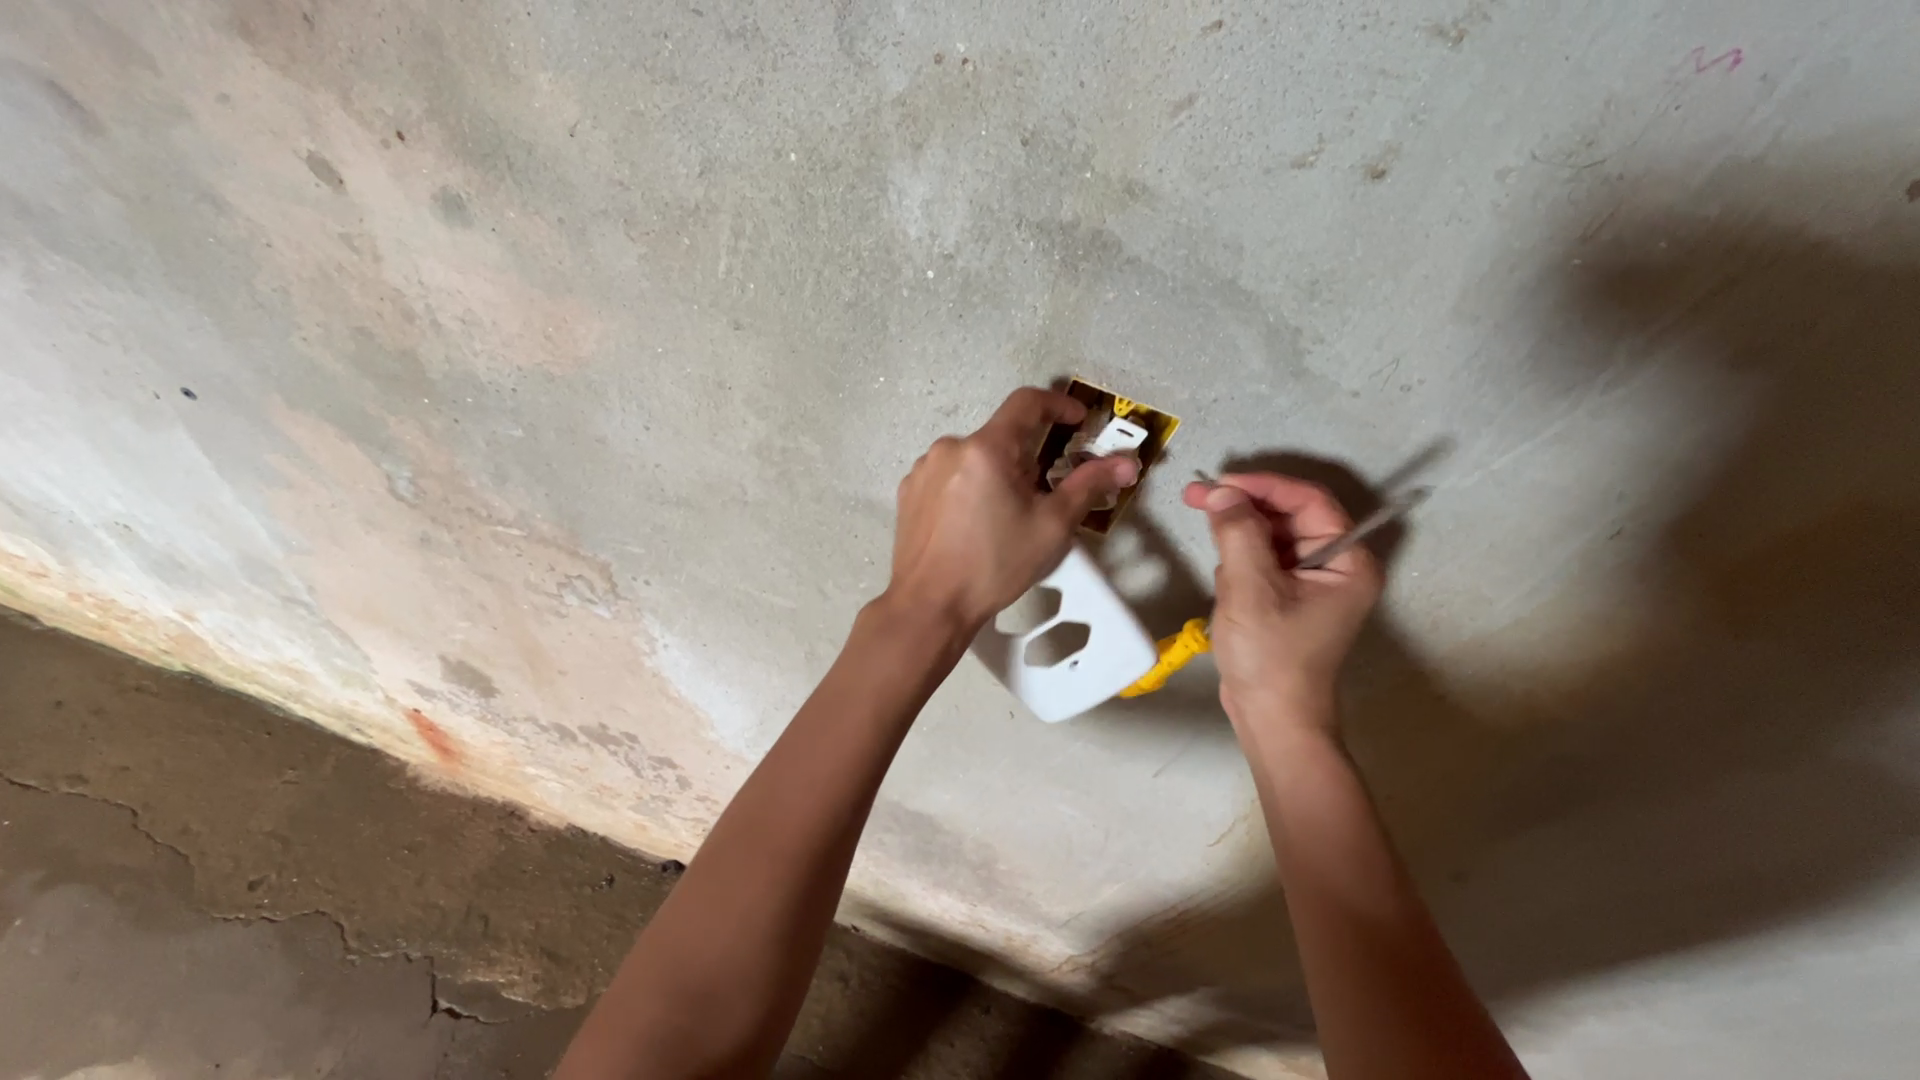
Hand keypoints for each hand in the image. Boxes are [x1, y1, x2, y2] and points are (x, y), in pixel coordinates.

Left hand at [887, 388, 1138, 631]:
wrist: (930, 605)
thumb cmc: (994, 566)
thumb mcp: (1051, 527)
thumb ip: (1088, 486)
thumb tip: (1126, 464)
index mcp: (986, 449)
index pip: (1027, 403)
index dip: (1058, 405)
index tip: (1078, 421)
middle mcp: (949, 448)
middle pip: (1000, 437)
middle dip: (1026, 459)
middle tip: (1040, 498)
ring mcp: (924, 470)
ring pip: (973, 458)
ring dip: (995, 475)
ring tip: (1002, 519)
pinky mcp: (908, 492)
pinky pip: (948, 477)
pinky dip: (968, 489)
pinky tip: (972, 526)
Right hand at [1182, 474, 1381, 732]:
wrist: (1272, 718)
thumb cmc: (1270, 654)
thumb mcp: (1250, 587)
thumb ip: (1237, 532)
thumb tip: (1219, 491)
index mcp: (1347, 561)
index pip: (1309, 501)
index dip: (1264, 485)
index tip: (1219, 482)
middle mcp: (1337, 566)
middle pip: (1289, 516)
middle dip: (1244, 507)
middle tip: (1196, 497)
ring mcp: (1312, 584)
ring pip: (1272, 537)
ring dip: (1238, 537)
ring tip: (1209, 544)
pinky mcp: (1289, 599)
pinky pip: (1263, 561)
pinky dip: (1239, 561)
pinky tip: (1224, 578)